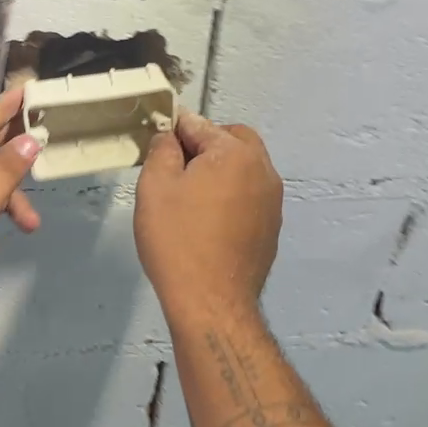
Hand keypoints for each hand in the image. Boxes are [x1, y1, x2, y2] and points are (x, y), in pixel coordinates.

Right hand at [134, 111, 283, 320]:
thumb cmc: (178, 239)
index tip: (156, 147)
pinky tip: (209, 222)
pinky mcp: (272, 227)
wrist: (212, 302)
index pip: (199, 124)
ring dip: (221, 170)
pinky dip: (232, 196)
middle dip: (205, 145)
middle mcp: (263, 170)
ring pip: (245, 167)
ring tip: (191, 199)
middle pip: (233, 139)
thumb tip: (170, 135)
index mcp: (235, 153)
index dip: (173, 131)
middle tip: (176, 171)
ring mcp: (272, 200)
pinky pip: (250, 195)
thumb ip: (162, 150)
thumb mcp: (155, 187)